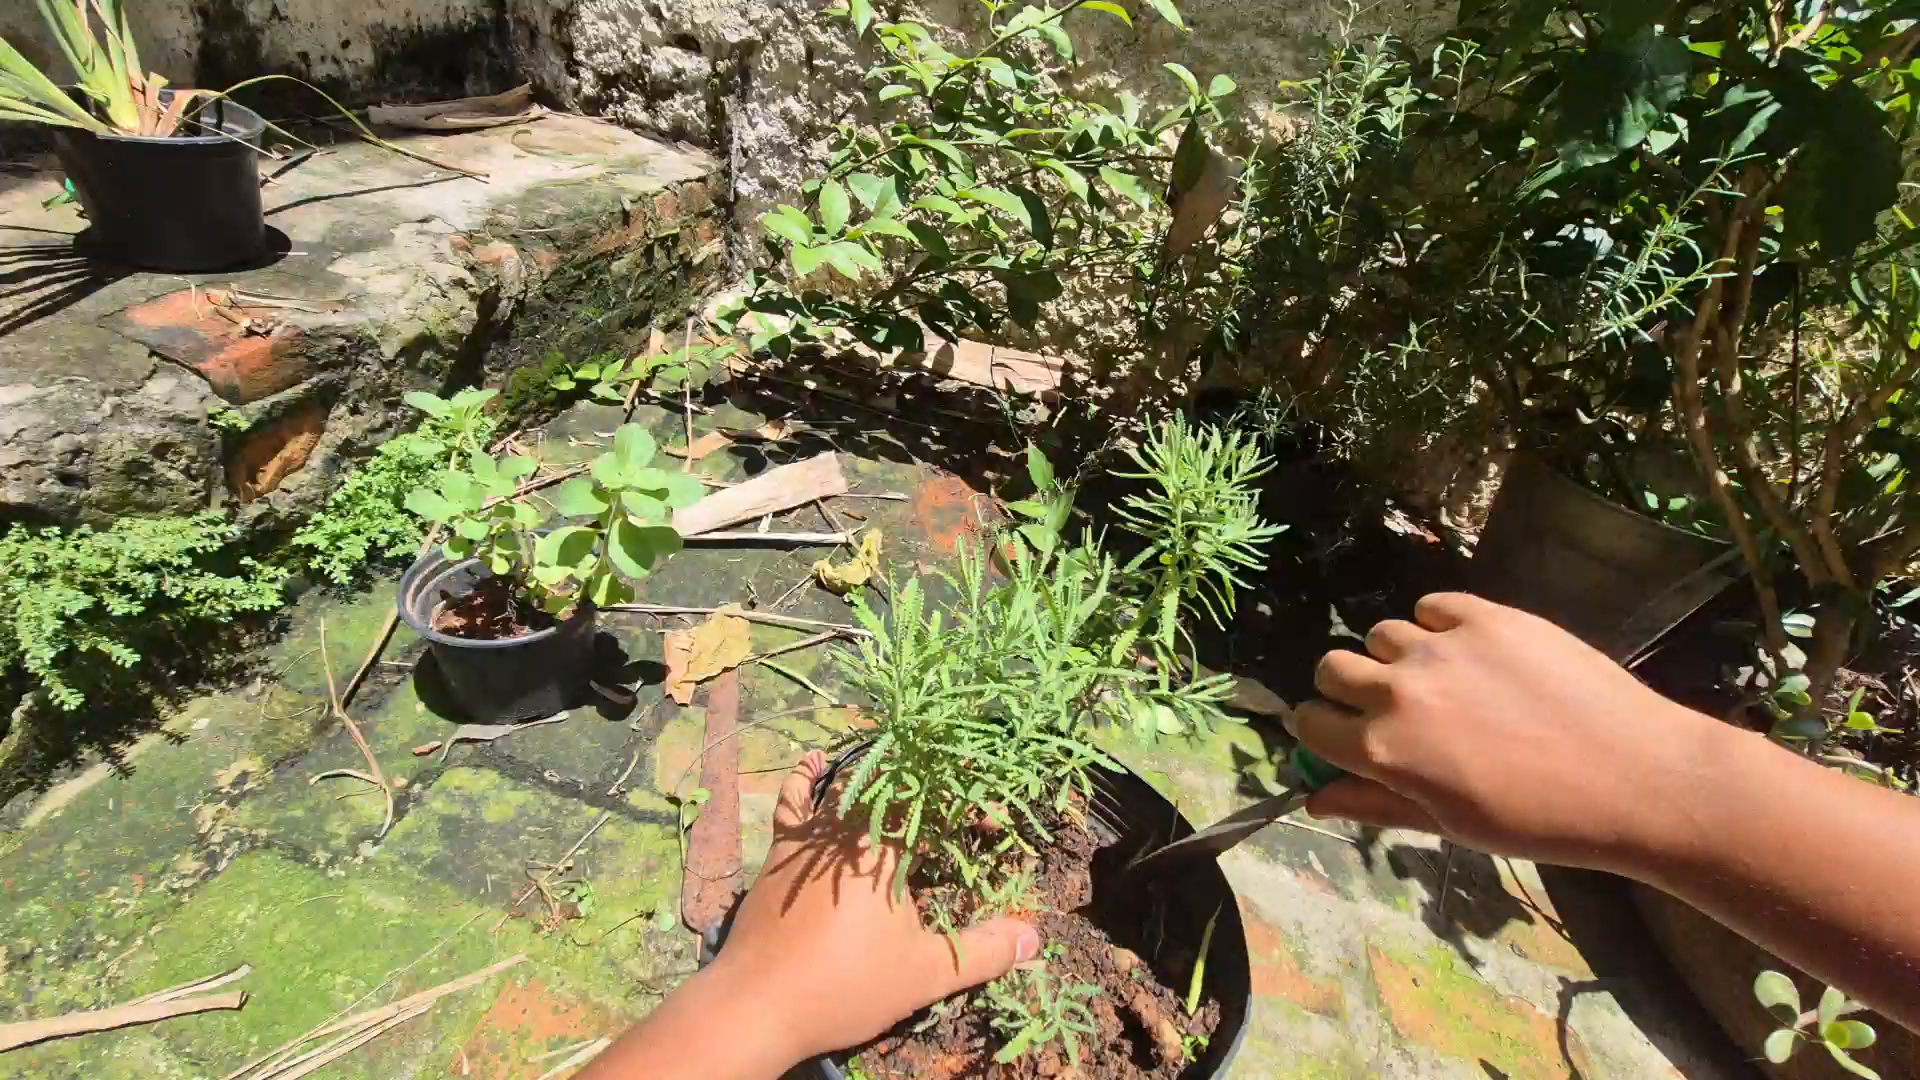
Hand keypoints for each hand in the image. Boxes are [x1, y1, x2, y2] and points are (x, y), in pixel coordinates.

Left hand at [713, 750, 1040, 1062]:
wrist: (758, 1004)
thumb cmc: (845, 985)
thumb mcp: (925, 973)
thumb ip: (982, 951)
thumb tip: (1036, 937)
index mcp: (890, 848)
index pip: (940, 808)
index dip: (970, 808)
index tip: (991, 824)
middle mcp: (852, 827)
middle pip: (898, 787)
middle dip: (933, 785)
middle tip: (957, 792)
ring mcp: (814, 834)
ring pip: (850, 786)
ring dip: (881, 773)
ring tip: (907, 759)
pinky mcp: (783, 846)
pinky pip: (795, 799)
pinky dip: (806, 776)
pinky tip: (816, 761)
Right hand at [1288, 592, 1732, 874]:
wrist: (1649, 782)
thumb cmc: (1542, 819)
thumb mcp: (1448, 823)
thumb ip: (1371, 804)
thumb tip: (1311, 797)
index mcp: (1382, 749)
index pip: (1308, 721)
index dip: (1323, 729)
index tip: (1347, 735)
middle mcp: (1396, 691)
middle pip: (1329, 667)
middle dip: (1346, 687)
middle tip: (1390, 703)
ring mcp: (1439, 648)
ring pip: (1380, 634)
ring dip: (1397, 657)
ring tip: (1444, 677)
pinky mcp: (1483, 616)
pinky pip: (1430, 606)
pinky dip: (1440, 625)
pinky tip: (1474, 653)